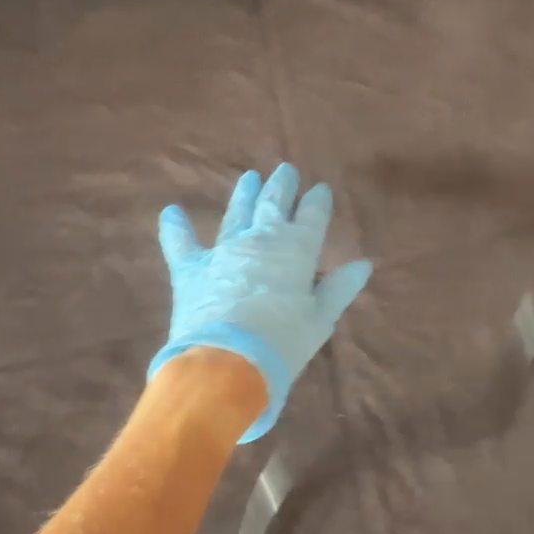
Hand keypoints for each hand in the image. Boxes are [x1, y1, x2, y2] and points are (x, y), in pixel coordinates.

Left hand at [149, 164, 371, 441]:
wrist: (227, 363)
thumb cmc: (284, 342)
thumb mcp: (320, 318)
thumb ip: (339, 288)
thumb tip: (363, 264)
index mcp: (298, 248)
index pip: (313, 215)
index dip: (318, 200)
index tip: (321, 189)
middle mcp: (261, 239)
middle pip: (274, 203)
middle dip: (282, 185)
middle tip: (285, 169)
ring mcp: (224, 250)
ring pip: (236, 213)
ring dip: (244, 194)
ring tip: (249, 177)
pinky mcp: (192, 269)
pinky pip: (181, 243)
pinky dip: (175, 228)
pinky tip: (170, 211)